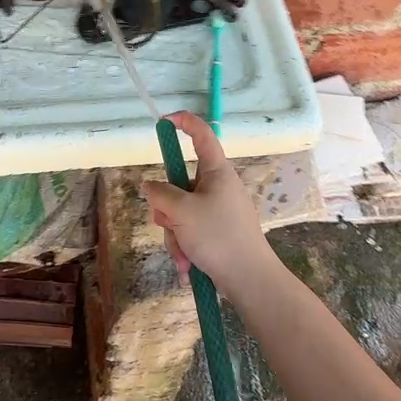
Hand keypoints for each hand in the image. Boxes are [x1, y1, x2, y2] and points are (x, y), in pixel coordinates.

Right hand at [141, 112, 277, 292]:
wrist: (249, 279)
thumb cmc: (218, 236)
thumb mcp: (181, 211)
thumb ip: (160, 194)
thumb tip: (150, 186)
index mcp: (216, 171)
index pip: (202, 135)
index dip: (184, 122)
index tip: (163, 122)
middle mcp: (218, 187)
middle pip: (179, 184)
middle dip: (167, 209)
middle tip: (169, 224)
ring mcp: (218, 210)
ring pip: (180, 212)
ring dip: (175, 234)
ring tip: (183, 254)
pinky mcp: (217, 232)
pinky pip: (190, 232)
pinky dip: (185, 247)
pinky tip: (188, 266)